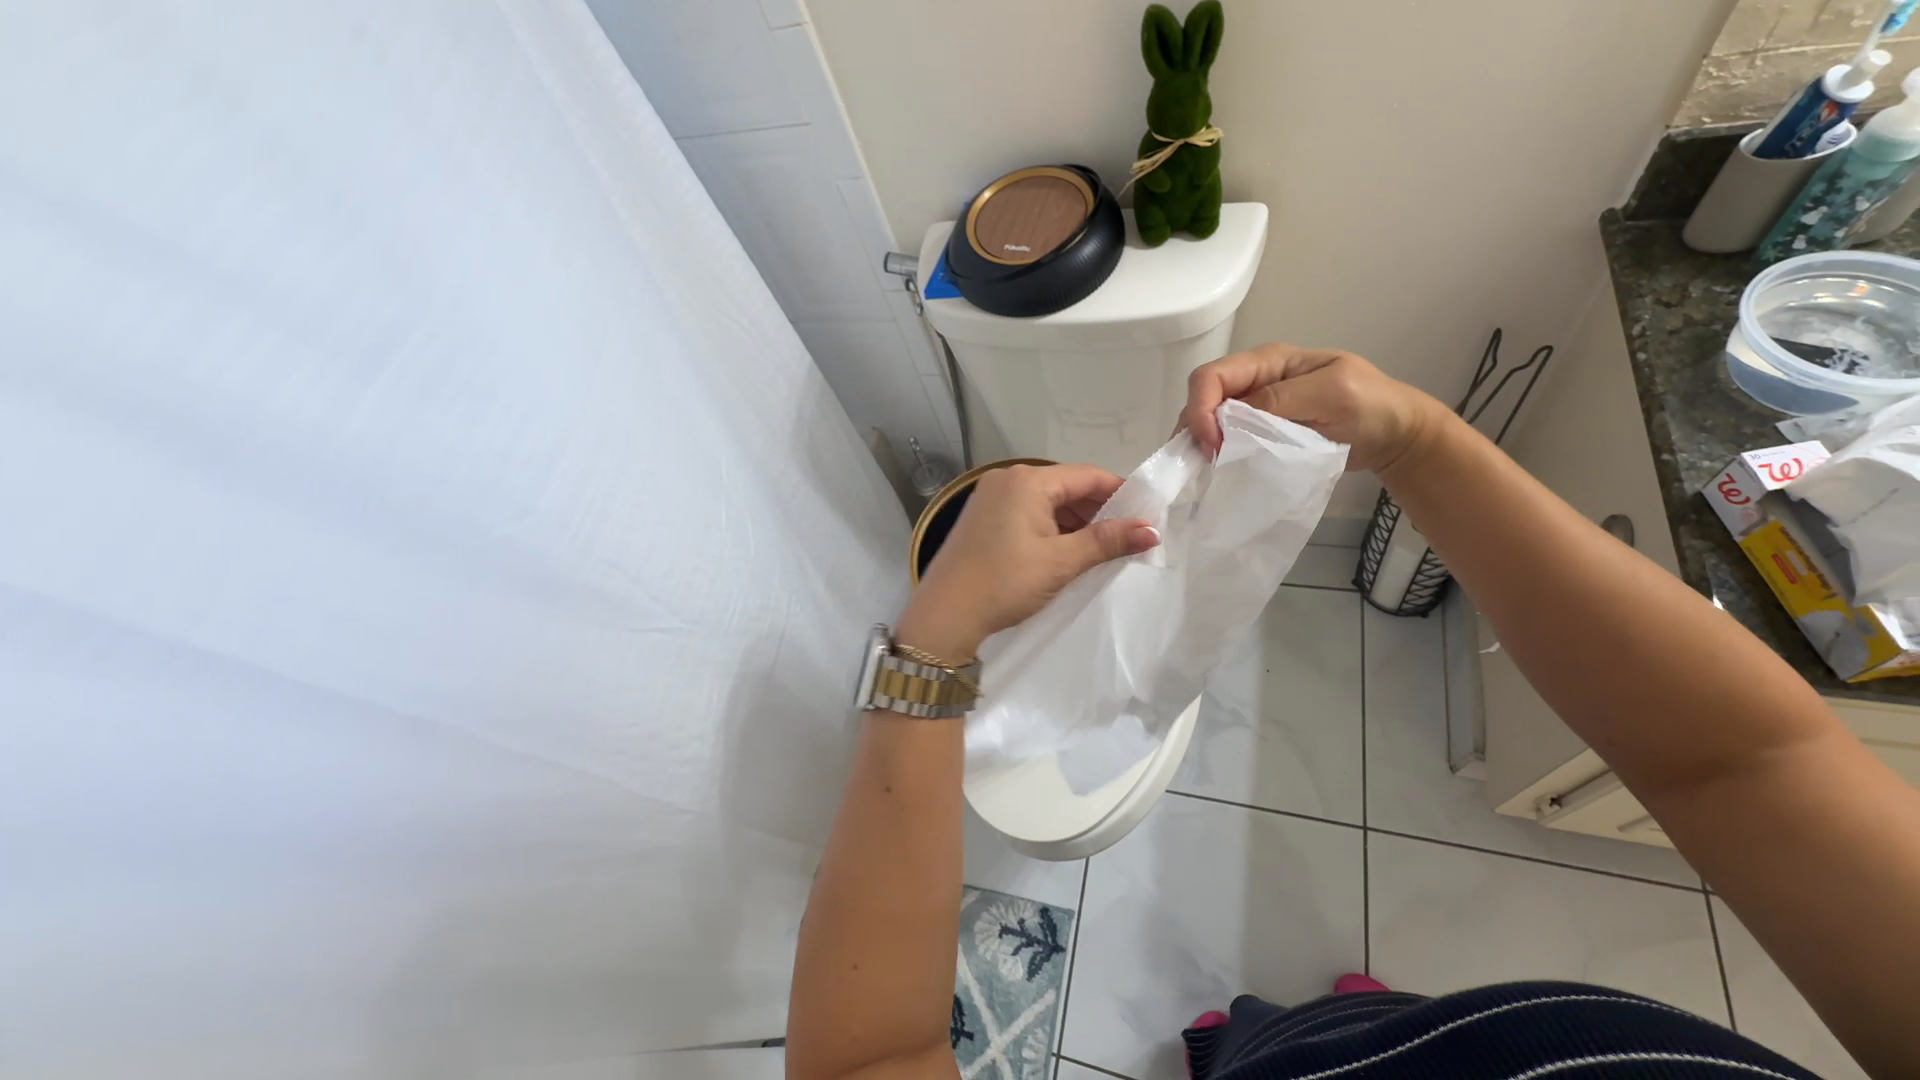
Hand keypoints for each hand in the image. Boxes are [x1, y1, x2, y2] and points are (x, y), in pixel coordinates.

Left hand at [897, 464, 1159, 661]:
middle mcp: (1007, 479)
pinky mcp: (980, 518)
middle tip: (1125, 539)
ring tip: (1098, 551)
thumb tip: (1152, 530)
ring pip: (1046, 502)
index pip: (1087, 476)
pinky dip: (1049, 528)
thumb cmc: (1006, 582)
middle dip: (1097, 511)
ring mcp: (989, 497)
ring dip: (1074, 523)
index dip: (1120, 493)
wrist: (945, 613)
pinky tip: (1063, 553)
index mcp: (1028, 480)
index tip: (1144, 516)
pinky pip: (1026, 513)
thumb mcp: (1061, 562)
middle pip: (1066, 486)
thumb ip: (1107, 542)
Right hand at [1179, 344, 1450, 473]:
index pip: (1211, 377)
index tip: (1213, 446)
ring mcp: (1255, 406)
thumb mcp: (1333, 393)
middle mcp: (1253, 380)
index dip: (1201, 409)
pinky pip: (1225, 438)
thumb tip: (1232, 417)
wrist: (1395, 434)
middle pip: (1202, 397)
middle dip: (1194, 428)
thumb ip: (1282, 399)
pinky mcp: (1258, 431)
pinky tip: (1217, 472)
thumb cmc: (1372, 407)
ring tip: (1206, 471)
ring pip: (1208, 419)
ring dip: (1201, 443)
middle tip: (1203, 464)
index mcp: (1267, 362)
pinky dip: (1215, 454)